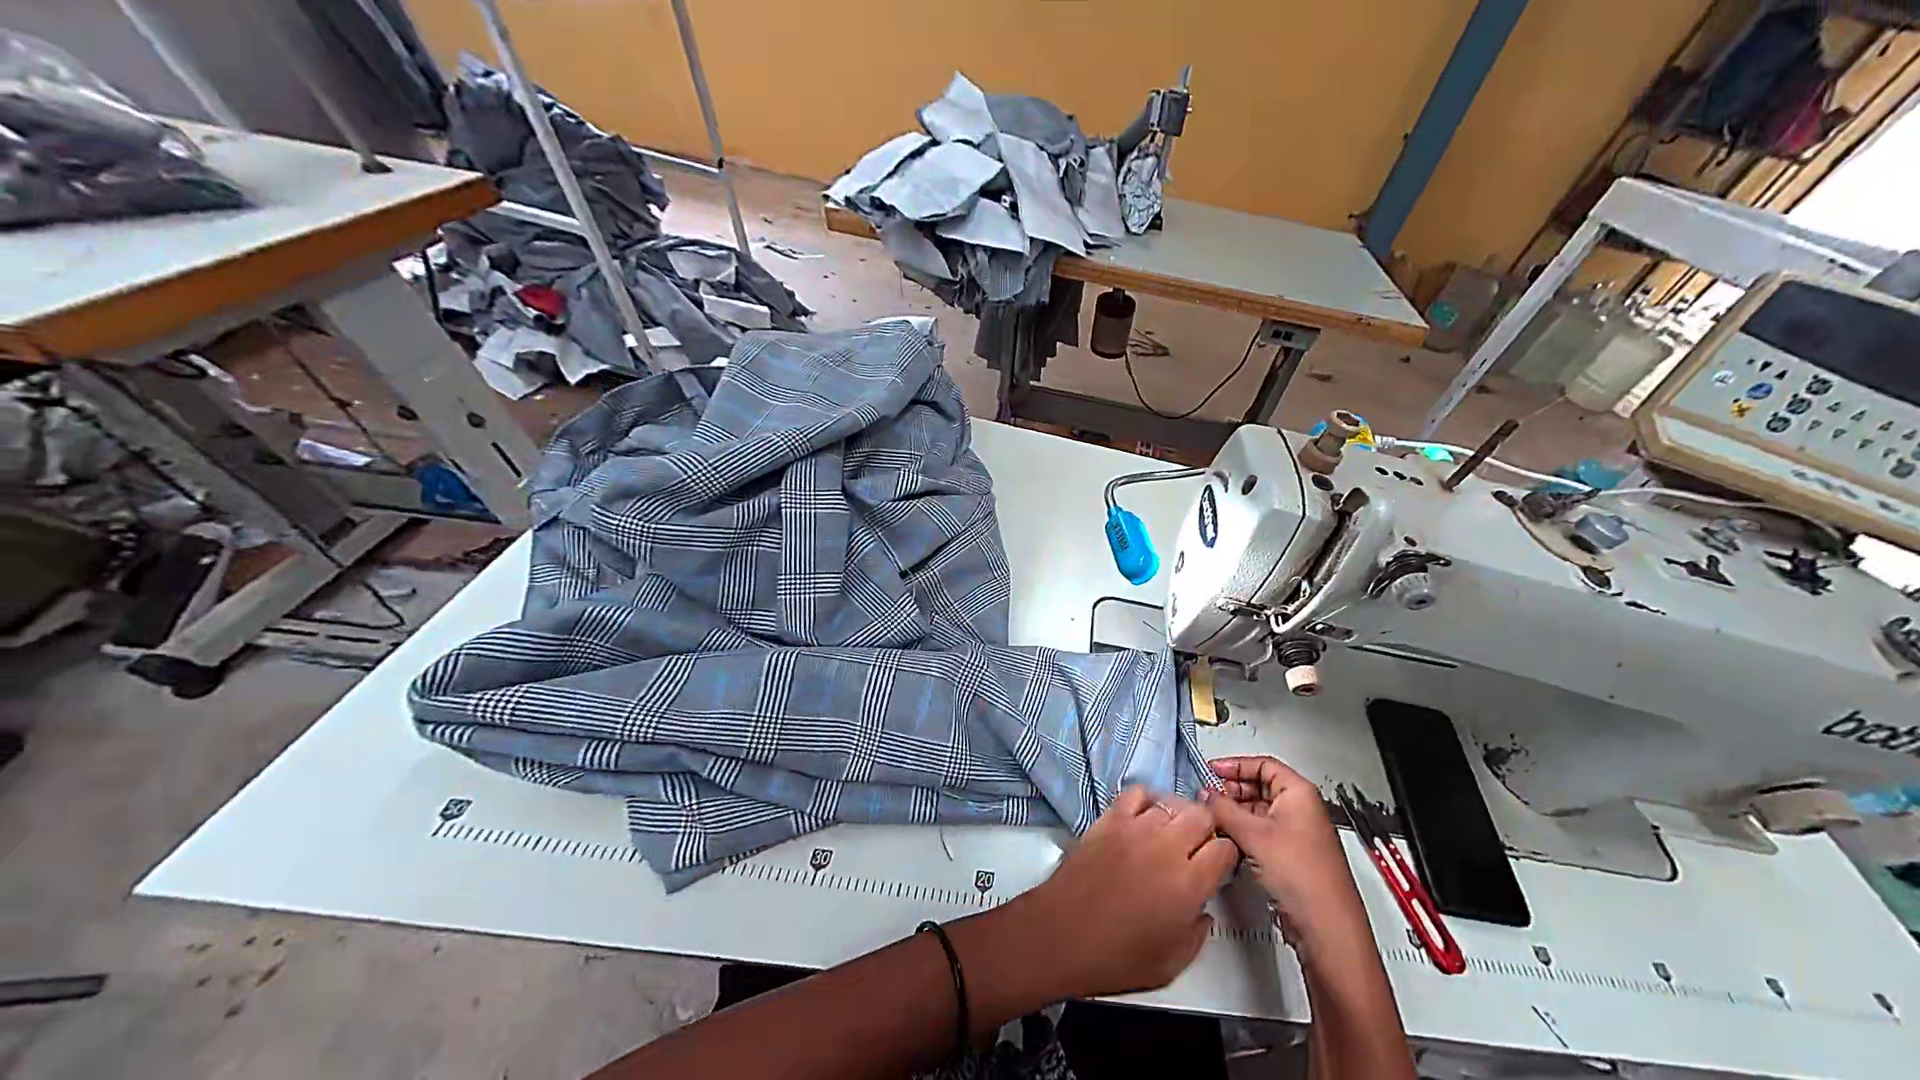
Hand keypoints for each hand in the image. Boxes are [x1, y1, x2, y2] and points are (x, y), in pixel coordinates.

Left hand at [997, 786, 1237, 1000]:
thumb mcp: (1172, 962)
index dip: (1226, 856)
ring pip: (1172, 801)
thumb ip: (1197, 932)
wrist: (1062, 934)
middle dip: (1206, 829)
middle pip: (1203, 815)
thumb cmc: (1116, 957)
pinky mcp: (1109, 820)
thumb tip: (1201, 909)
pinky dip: (1145, 802)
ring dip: (1177, 816)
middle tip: (1195, 848)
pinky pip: (1136, 794)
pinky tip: (1142, 819)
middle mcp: (1167, 848)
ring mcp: (1136, 828)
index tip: (1217, 866)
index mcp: (1189, 884)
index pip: (1226, 849)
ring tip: (1169, 834)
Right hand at [1203, 756, 1366, 952]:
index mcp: (1299, 793)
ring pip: (1258, 810)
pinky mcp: (1289, 855)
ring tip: (1212, 819)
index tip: (1210, 771)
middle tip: (1207, 797)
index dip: (1234, 765)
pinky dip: (1242, 831)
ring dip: (1234, 813)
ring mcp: (1295, 833)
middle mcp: (1300, 809)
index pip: (1262, 764)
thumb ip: (1223, 809)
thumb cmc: (1305, 877)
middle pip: (1259, 786)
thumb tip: (1206, 796)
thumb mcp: (1253, 834)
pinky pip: (1260, 832)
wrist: (1325, 924)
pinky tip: (1226, 839)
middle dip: (1231, 790)